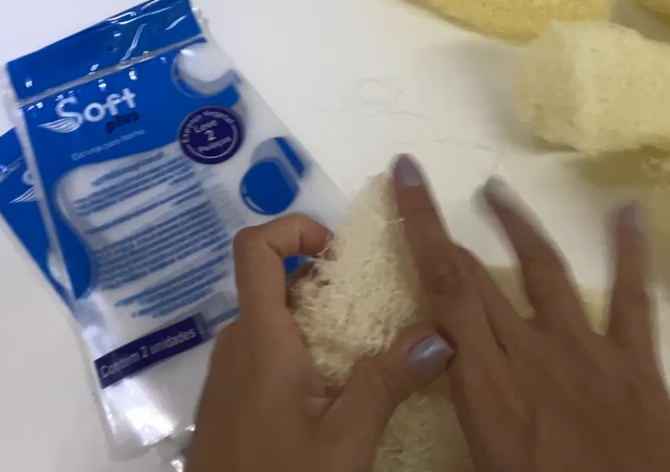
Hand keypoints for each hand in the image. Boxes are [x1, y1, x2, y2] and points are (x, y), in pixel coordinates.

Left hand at [189, 215, 455, 471]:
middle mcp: (238, 338)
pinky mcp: (231, 395)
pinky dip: (299, 349)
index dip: (292, 228)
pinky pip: (264, 349)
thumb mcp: (344, 441)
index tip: (337, 252)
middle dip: (323, 282)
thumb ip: (386, 383)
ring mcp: (231, 367)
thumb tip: (438, 335)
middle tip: (371, 308)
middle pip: (273, 281)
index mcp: (260, 335)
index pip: (254, 246)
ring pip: (272, 318)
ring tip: (362, 351)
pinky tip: (332, 390)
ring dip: (315, 321)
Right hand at [391, 155, 669, 471]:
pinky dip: (631, 252)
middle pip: (478, 275)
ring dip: (514, 225)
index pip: (443, 288)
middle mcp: (530, 355)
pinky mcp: (637, 367)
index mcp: (488, 387)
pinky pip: (633, 301)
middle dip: (443, 232)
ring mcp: (586, 354)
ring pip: (543, 270)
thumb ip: (454, 427)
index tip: (406, 175)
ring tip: (493, 190)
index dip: (420, 224)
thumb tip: (423, 392)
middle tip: (422, 195)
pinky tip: (629, 210)